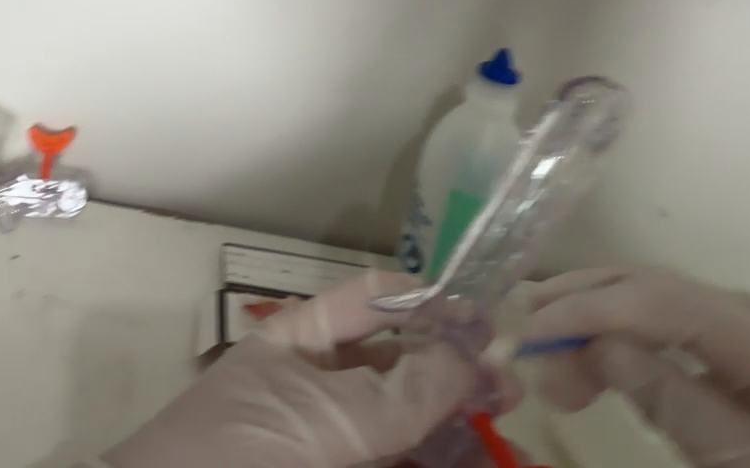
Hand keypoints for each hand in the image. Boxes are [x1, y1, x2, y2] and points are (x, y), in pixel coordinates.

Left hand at [101, 271, 487, 467]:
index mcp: (296, 344)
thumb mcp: (317, 417)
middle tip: (509, 391)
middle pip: (394, 369)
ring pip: (403, 429)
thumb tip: (464, 349)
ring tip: (514, 442)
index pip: (365, 300)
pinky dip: (434, 461)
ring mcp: (329, 442)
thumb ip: (393, 391)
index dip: (421, 298)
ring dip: (457, 433)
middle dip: (452, 374)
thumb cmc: (234, 452)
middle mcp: (316, 388)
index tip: (482, 314)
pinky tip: (471, 462)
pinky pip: (396, 463)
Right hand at [526, 268, 749, 467]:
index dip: (596, 307)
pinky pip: (676, 343)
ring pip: (661, 310)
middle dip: (587, 305)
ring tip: (555, 371)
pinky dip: (626, 349)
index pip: (673, 303)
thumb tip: (596, 344)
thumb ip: (675, 406)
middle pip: (663, 291)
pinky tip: (597, 367)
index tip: (535, 329)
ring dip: (598, 327)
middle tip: (530, 337)